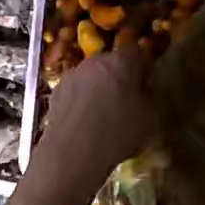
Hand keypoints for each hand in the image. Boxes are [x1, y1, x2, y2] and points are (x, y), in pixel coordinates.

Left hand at [37, 47, 153, 176]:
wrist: (73, 151)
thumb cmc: (118, 132)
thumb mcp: (148, 119)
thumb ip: (146, 98)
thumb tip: (141, 93)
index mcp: (121, 61)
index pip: (137, 53)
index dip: (143, 69)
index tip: (146, 86)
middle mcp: (95, 61)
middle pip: (111, 63)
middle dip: (119, 78)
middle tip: (125, 101)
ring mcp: (72, 74)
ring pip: (91, 76)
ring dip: (98, 88)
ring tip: (101, 115)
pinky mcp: (56, 91)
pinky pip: (75, 91)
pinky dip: (81, 100)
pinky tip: (84, 122)